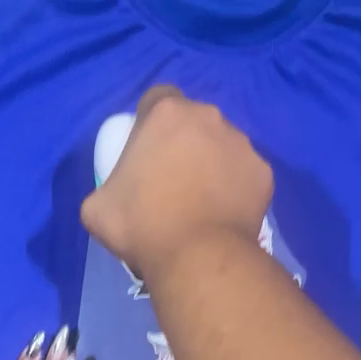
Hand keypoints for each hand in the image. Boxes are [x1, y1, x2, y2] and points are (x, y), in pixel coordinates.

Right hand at [80, 86, 272, 283]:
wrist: (197, 258)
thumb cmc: (142, 227)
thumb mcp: (97, 208)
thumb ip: (105, 188)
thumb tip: (113, 197)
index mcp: (166, 113)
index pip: (156, 100)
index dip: (149, 124)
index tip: (145, 155)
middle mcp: (208, 116)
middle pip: (193, 123)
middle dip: (184, 145)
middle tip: (173, 184)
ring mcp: (241, 144)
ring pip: (223, 148)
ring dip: (212, 167)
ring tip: (202, 206)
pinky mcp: (263, 173)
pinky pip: (244, 177)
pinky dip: (235, 192)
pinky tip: (224, 217)